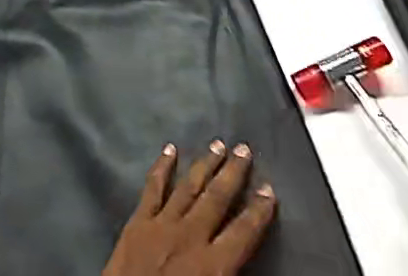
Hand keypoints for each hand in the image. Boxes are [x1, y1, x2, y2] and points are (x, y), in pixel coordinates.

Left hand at [101, 142, 276, 275]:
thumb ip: (228, 272)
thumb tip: (245, 260)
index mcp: (212, 265)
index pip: (243, 233)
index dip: (258, 211)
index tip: (269, 188)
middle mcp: (190, 237)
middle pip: (216, 199)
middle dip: (232, 173)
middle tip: (244, 148)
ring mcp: (162, 225)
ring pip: (188, 187)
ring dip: (204, 165)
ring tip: (217, 144)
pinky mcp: (138, 221)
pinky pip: (152, 188)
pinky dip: (161, 167)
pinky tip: (169, 149)